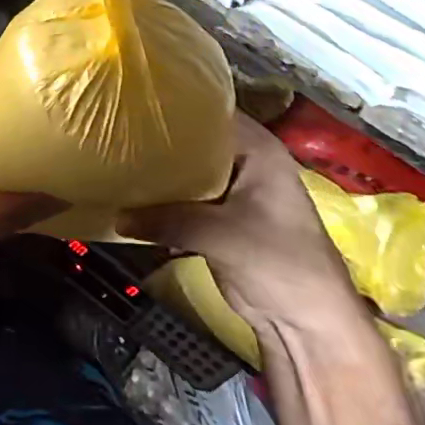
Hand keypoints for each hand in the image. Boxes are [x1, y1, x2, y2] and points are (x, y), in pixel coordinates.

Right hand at [120, 115, 365, 331]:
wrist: (308, 324)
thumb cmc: (278, 263)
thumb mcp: (219, 235)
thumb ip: (166, 220)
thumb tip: (116, 216)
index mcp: (258, 149)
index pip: (211, 110)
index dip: (175, 104)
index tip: (134, 101)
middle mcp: (246, 161)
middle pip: (196, 140)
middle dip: (160, 140)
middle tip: (117, 133)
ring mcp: (235, 191)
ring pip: (189, 172)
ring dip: (161, 175)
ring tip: (118, 162)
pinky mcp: (224, 219)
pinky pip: (187, 200)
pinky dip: (166, 202)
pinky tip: (134, 200)